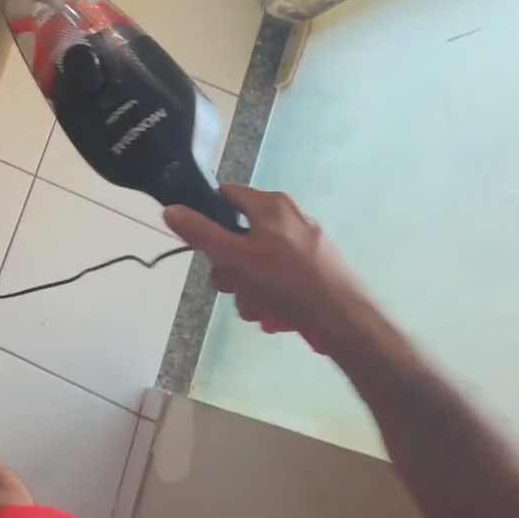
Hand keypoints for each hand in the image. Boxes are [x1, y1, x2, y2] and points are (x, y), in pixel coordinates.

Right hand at [162, 184, 374, 355]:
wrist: (349, 323)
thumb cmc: (287, 282)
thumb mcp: (234, 258)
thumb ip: (200, 233)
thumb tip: (170, 209)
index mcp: (270, 204)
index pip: (224, 194)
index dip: (207, 217)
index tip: (203, 246)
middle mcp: (289, 215)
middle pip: (239, 233)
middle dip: (229, 266)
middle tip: (231, 286)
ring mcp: (307, 241)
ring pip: (258, 258)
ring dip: (248, 285)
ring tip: (256, 308)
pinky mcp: (320, 266)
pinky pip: (281, 273)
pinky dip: (272, 292)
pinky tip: (274, 313)